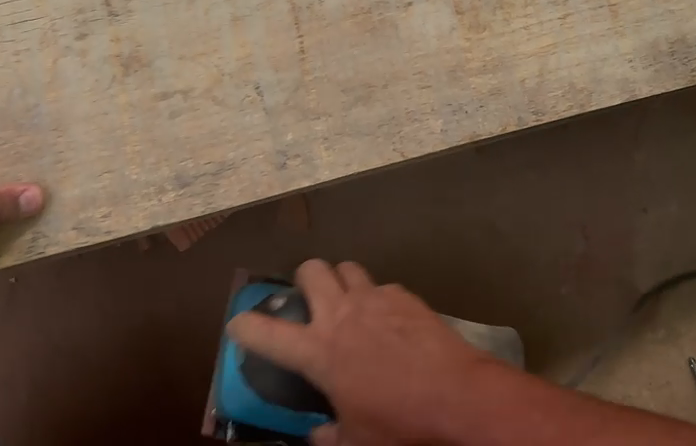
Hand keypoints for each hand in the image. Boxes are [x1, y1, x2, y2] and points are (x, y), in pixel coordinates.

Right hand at [226, 259, 494, 445]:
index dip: (246, 326)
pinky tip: (388, 320)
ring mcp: (374, 298)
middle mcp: (341, 314)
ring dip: (341, 281)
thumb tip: (317, 434)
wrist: (458, 398)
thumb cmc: (400, 425)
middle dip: (304, 279)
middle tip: (309, 300)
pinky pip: (381, 285)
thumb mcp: (357, 442)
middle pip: (310, 270)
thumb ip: (330, 435)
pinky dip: (377, 298)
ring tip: (348, 303)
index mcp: (320, 352)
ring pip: (347, 267)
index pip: (268, 334)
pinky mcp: (405, 295)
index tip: (237, 323)